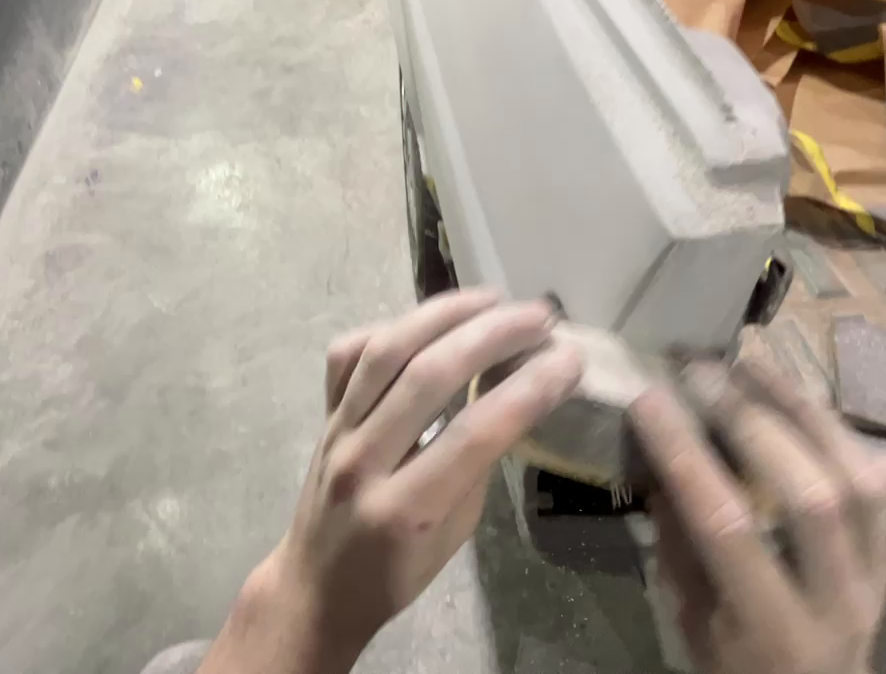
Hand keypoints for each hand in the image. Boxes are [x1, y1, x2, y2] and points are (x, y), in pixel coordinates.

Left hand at [202, 289, 583, 673]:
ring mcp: (336, 430)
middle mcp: (364, 460)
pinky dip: (389, 327)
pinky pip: (349, 353)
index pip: (476, 432)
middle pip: (430, 375)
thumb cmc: (397, 571)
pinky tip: (428, 319)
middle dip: (492, 335)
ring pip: (387, 350)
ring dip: (444, 313)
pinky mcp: (323, 411)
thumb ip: (477, 462)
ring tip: (492, 298)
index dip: (530, 388)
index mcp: (405, 509)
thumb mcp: (455, 534)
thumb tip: (516, 391)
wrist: (315, 588)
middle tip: (538, 315)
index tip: (570, 358)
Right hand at [631, 357, 885, 673]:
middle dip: (750, 421)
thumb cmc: (734, 667)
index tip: (646, 398)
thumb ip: (678, 538)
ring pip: (862, 481)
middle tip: (701, 372)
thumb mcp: (689, 617)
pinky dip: (849, 434)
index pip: (729, 528)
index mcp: (773, 631)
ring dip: (803, 411)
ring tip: (751, 365)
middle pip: (813, 497)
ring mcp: (880, 578)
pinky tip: (806, 400)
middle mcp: (840, 603)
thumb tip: (661, 452)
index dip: (685, 455)